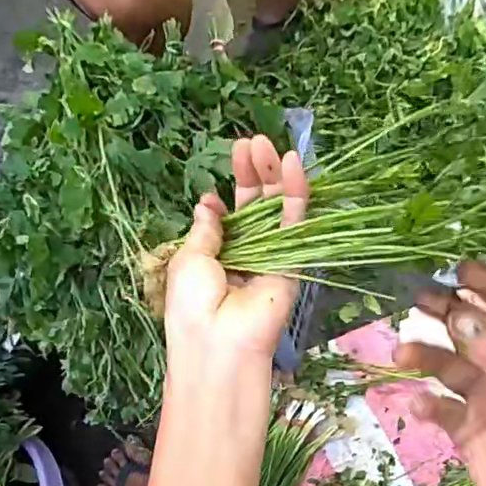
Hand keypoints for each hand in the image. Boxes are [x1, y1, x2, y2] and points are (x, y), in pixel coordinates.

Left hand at [160, 135, 306, 384]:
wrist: (221, 342)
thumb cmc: (192, 305)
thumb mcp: (189, 258)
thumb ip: (206, 229)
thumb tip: (210, 203)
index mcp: (216, 258)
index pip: (227, 221)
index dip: (224, 199)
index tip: (216, 188)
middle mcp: (246, 256)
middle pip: (253, 210)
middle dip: (251, 176)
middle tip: (249, 143)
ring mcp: (272, 258)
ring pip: (276, 211)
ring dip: (272, 177)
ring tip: (266, 143)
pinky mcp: (294, 262)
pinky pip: (296, 223)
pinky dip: (296, 194)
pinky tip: (293, 163)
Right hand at [395, 263, 485, 485]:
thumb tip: (463, 317)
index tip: (461, 269)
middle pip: (477, 330)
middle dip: (450, 312)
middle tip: (420, 297)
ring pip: (451, 365)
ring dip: (428, 355)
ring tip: (403, 352)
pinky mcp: (467, 429)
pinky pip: (441, 407)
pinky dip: (427, 402)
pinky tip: (417, 403)